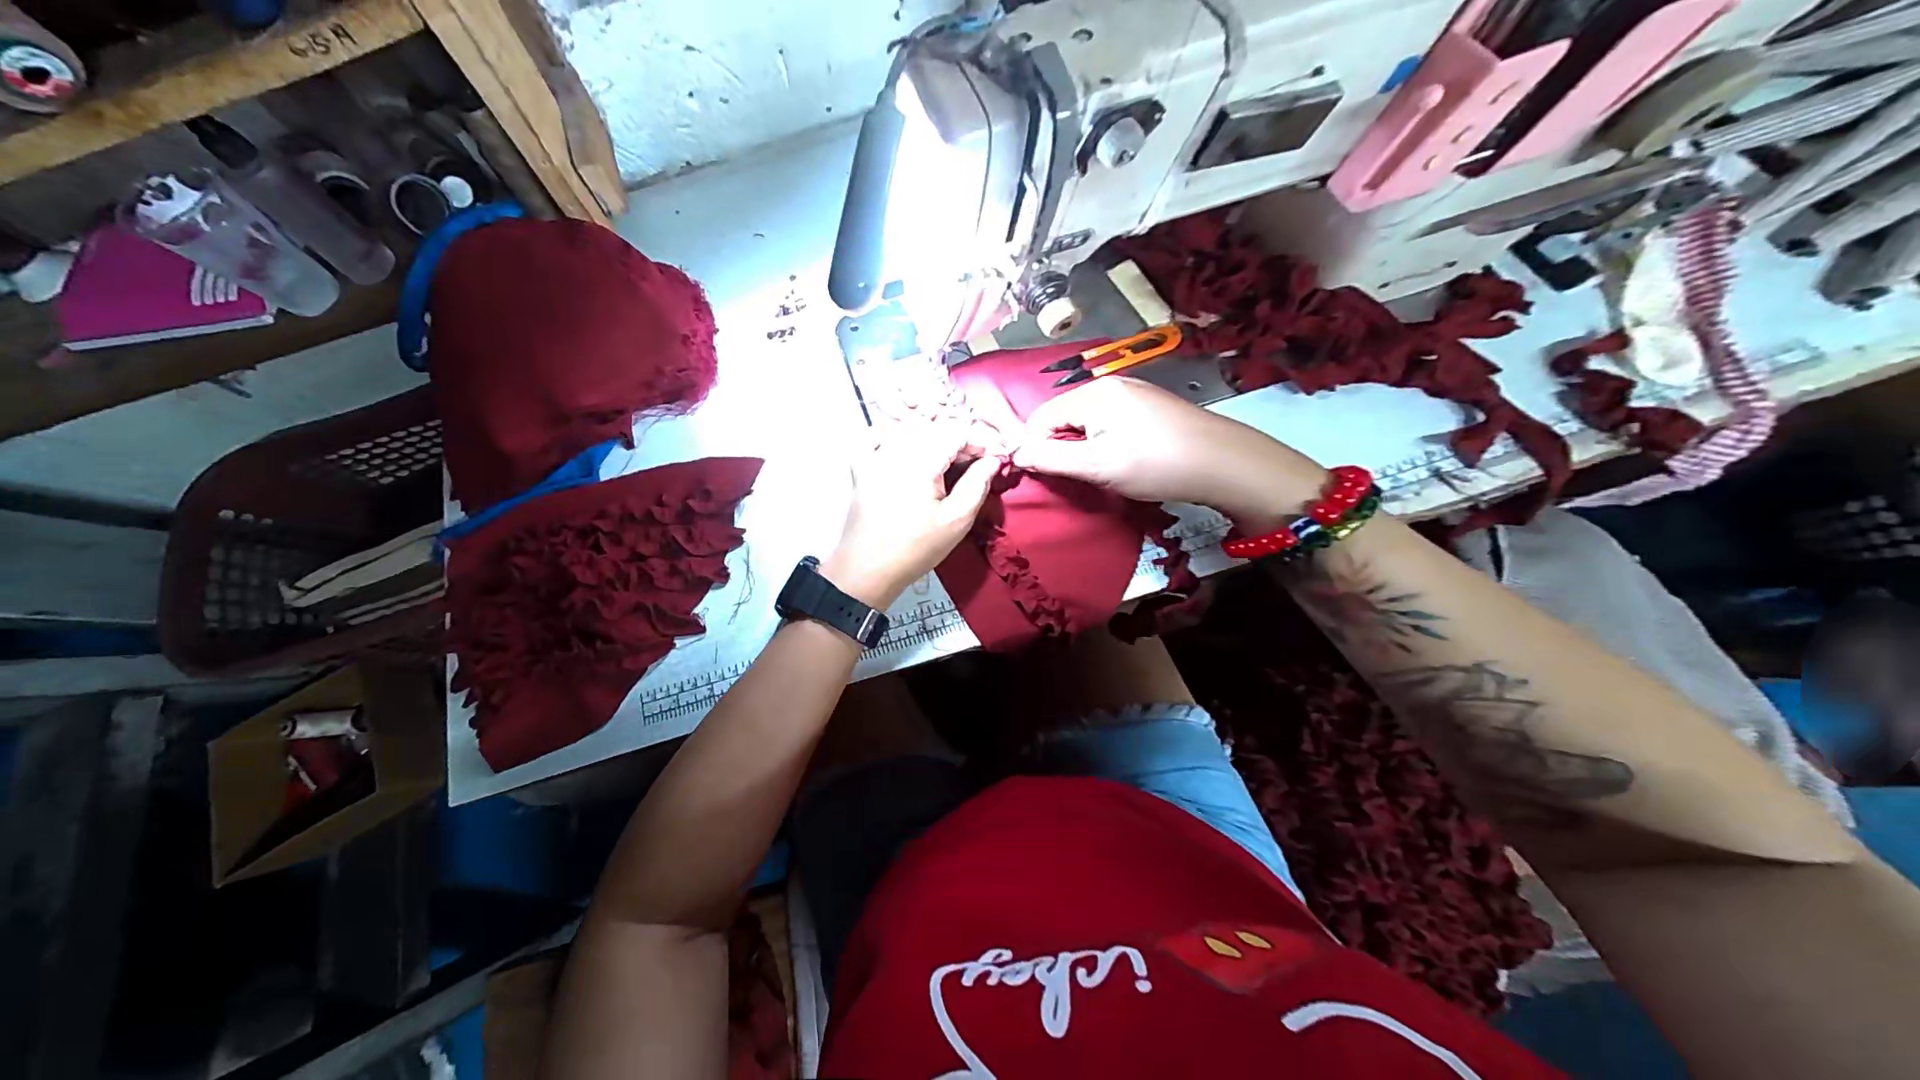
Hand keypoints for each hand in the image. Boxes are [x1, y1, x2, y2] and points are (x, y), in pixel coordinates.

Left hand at [822, 420, 999, 608]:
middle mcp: (895, 449)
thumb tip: (991, 460)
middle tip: (976, 466)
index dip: (980, 442)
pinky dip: (893, 438)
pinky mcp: (860, 467)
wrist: (867, 570)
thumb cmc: (915, 548)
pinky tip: (905, 452)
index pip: (957, 431)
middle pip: (934, 428)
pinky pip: (875, 437)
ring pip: (909, 431)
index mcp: (921, 459)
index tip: (994, 460)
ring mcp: (874, 456)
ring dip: (932, 440)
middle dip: (959, 442)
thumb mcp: (957, 520)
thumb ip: (978, 484)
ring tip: (947, 465)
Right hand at [1009, 376, 1326, 531]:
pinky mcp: (1150, 405)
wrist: (1223, 462)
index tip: (1046, 476)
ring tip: (1103, 471)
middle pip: (1064, 416)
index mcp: (1092, 393)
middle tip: (1078, 477)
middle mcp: (1109, 384)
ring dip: (1084, 447)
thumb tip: (1016, 453)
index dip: (1036, 448)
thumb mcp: (1097, 466)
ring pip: (1087, 421)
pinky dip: (1106, 441)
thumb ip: (1051, 458)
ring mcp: (1133, 392)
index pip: (1041, 417)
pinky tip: (1124, 460)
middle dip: (1061, 447)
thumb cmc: (1155, 465)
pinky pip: (1110, 421)